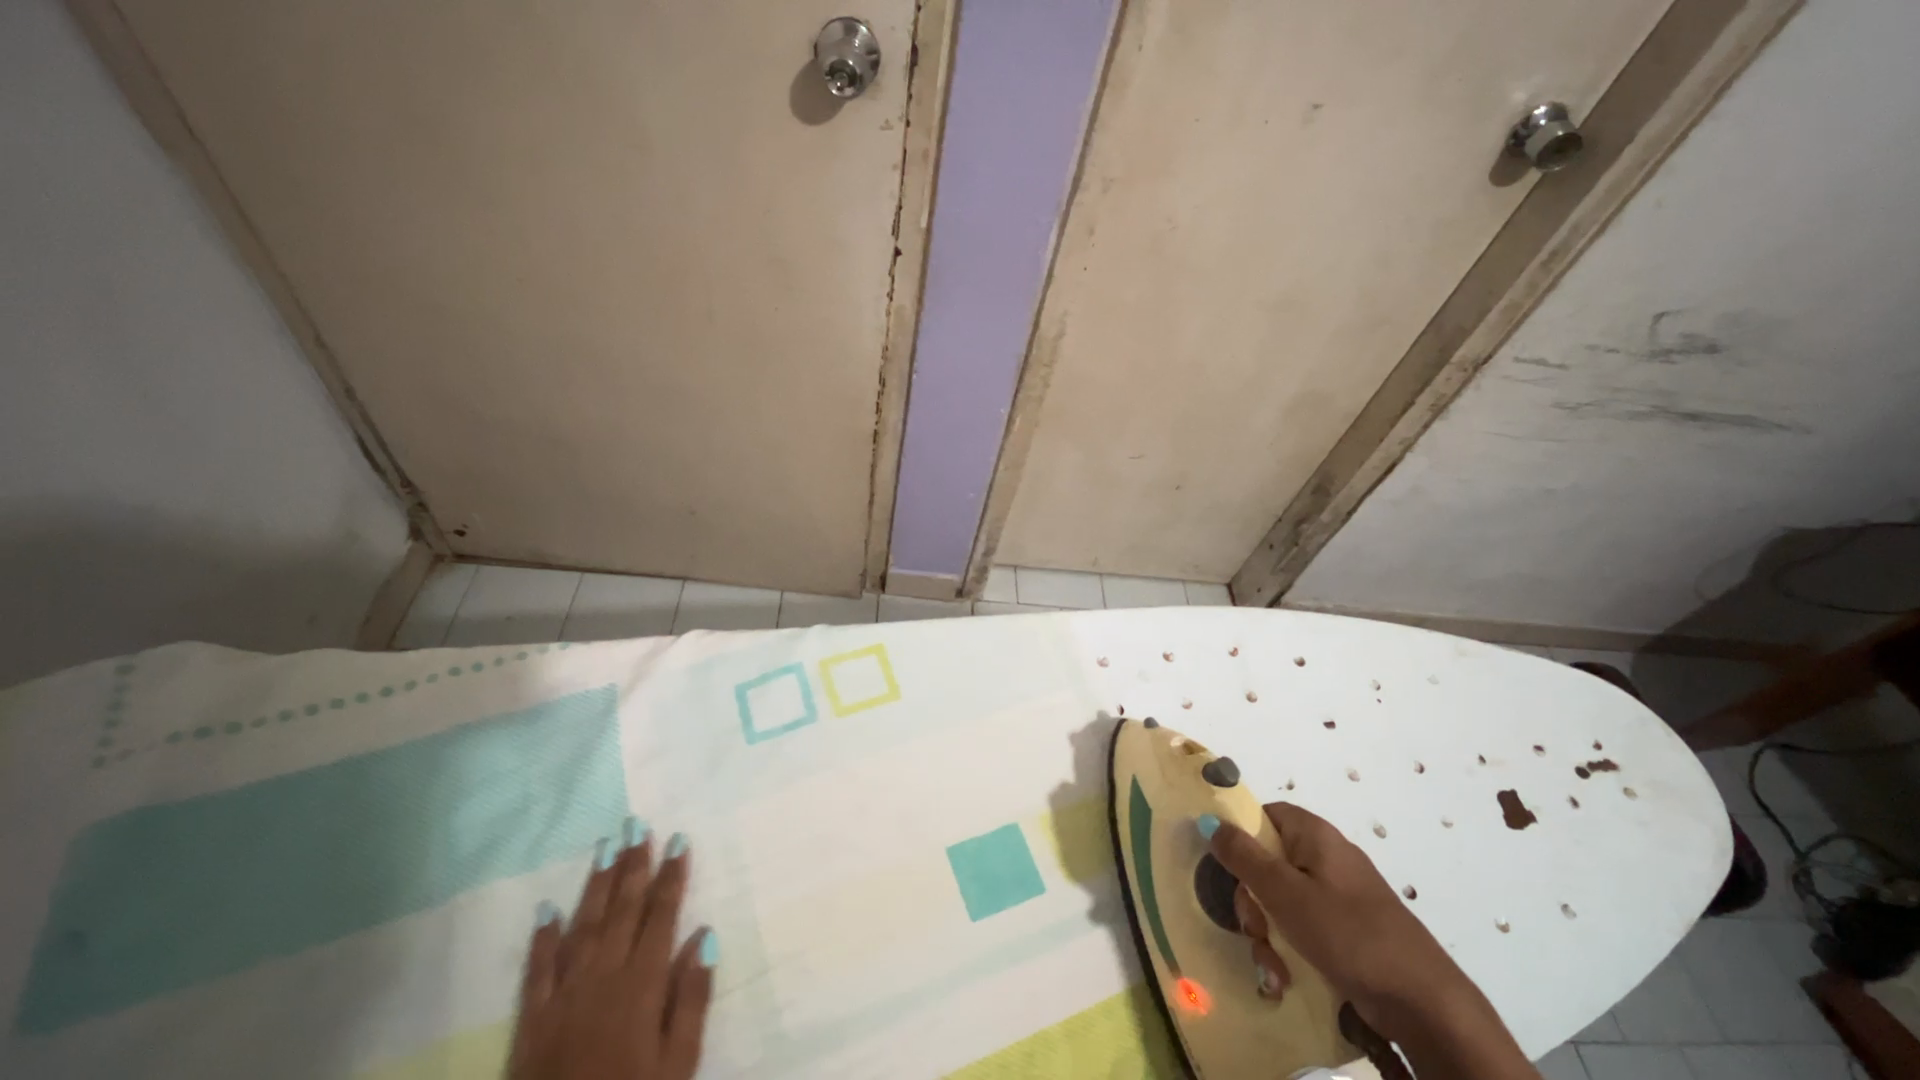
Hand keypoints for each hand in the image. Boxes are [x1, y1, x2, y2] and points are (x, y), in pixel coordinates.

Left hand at [509, 823, 715, 1079]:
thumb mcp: (679, 1061)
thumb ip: (692, 998)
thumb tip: (705, 935)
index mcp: (643, 986)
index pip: (660, 918)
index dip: (671, 878)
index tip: (679, 840)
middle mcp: (603, 977)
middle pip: (622, 911)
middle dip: (634, 866)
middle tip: (637, 825)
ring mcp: (564, 993)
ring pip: (583, 926)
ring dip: (597, 885)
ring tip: (606, 846)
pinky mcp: (533, 1015)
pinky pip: (539, 966)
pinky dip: (544, 935)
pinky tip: (548, 907)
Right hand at [1208, 803, 1533, 1079]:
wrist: (1419, 1000)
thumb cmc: (1347, 933)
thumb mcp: (1285, 893)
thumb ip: (1244, 857)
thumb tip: (1210, 820)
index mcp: (1316, 837)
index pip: (1266, 815)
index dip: (1241, 835)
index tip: (1225, 867)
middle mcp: (1327, 860)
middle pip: (1267, 864)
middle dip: (1252, 901)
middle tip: (1254, 927)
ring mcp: (1337, 898)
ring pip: (1280, 904)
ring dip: (1267, 935)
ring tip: (1274, 966)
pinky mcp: (1344, 932)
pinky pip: (1301, 931)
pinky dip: (1288, 952)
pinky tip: (1286, 978)